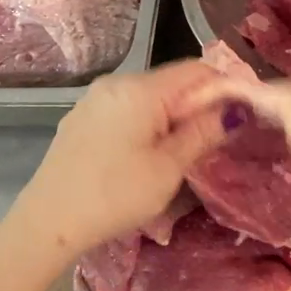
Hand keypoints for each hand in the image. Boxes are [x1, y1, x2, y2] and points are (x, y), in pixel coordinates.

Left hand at [7, 61, 230, 258]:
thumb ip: (202, 134)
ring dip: (170, 119)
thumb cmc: (114, 195)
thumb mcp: (168, 169)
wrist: (49, 220)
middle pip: (171, 82)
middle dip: (196, 107)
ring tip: (178, 157)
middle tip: (211, 145)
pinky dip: (144, 126)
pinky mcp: (81, 120)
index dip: (224, 89)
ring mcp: (94, 100)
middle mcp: (115, 84)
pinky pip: (125, 112)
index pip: (196, 70)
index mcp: (140, 89)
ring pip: (147, 99)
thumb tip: (234, 110)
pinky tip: (141, 159)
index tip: (241, 118)